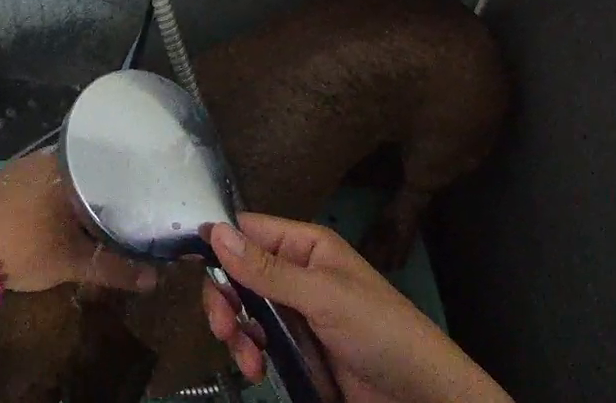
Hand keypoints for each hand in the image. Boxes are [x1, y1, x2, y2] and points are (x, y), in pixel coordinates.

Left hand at [0, 150, 157, 294]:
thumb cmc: (21, 247)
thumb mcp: (71, 263)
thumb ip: (115, 269)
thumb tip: (156, 278)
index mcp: (69, 167)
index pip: (112, 166)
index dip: (132, 185)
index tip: (151, 199)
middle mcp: (49, 158)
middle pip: (89, 172)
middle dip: (108, 194)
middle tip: (132, 215)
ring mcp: (25, 166)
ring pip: (66, 178)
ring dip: (82, 197)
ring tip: (105, 219)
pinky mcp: (7, 179)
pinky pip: (45, 183)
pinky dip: (60, 198)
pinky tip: (66, 218)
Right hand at [202, 213, 511, 402]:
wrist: (423, 398)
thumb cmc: (379, 331)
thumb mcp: (322, 295)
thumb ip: (266, 269)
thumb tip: (214, 230)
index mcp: (304, 246)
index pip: (248, 230)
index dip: (219, 243)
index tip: (192, 265)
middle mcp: (295, 272)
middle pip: (238, 273)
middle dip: (224, 298)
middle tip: (222, 326)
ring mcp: (294, 312)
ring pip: (243, 309)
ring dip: (235, 332)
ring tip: (247, 359)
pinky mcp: (296, 348)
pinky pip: (257, 340)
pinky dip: (249, 352)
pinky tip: (256, 369)